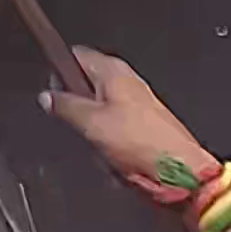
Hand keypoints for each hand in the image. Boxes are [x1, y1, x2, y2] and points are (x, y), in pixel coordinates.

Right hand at [40, 46, 217, 203]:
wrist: (183, 175)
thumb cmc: (143, 143)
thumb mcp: (89, 122)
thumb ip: (63, 105)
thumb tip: (47, 97)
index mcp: (112, 69)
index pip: (74, 55)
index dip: (59, 72)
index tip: (54, 92)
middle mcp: (125, 79)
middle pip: (84, 84)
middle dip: (75, 104)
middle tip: (77, 122)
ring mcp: (136, 101)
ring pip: (96, 107)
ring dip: (91, 125)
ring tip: (98, 142)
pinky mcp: (143, 123)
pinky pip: (112, 126)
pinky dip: (108, 139)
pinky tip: (112, 154)